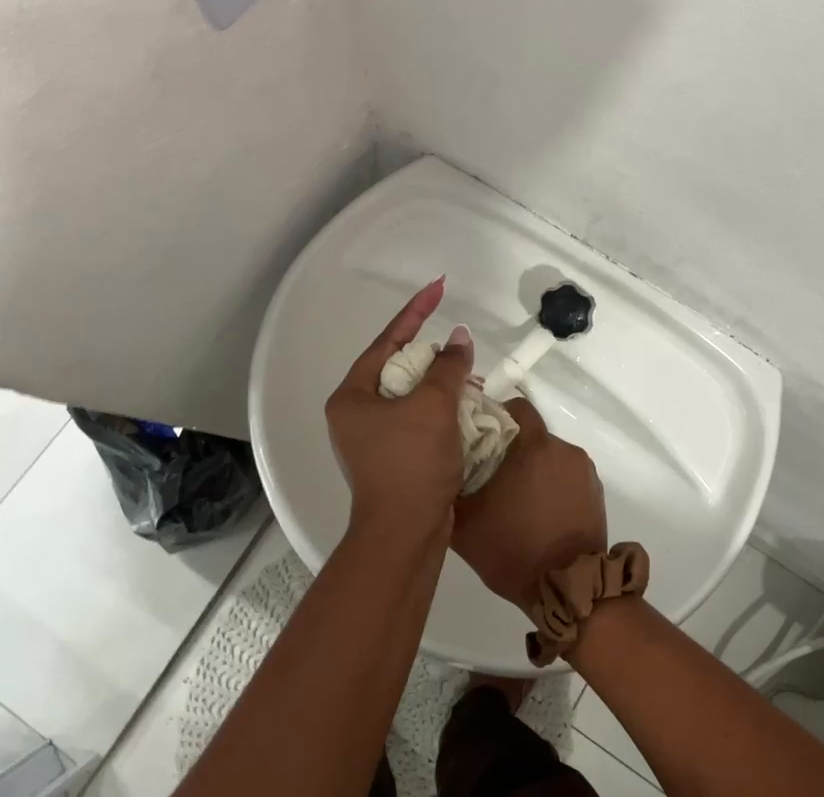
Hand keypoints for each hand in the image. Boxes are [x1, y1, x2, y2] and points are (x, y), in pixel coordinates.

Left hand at [325, 277, 472, 540]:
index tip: (438, 288)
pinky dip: (441, 413)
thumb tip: (459, 340)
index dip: (415, 312)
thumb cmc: (411, 463)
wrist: (405, 534)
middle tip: (462, 348)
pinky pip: (418, 422)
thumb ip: (448, 367)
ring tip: (471, 379)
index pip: (386, 341)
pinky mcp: (393, 461)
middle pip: (398, 370)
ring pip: (411, 398)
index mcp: (352, 396)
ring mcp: (372, 440)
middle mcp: (356, 414)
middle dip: (433, 358)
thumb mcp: (433, 407)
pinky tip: (466, 411)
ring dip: (441, 387)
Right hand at [452, 396, 606, 610]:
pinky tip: (539, 512)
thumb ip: (453, 485)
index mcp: (532, 446)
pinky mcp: (596, 491)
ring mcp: (583, 471)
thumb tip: (442, 465)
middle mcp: (562, 449)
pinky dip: (552, 484)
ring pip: (549, 456)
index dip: (495, 417)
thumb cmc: (512, 551)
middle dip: (511, 448)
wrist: (568, 589)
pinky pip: (566, 475)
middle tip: (491, 474)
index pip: (515, 407)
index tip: (478, 439)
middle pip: (531, 433)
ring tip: (516, 499)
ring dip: (533, 468)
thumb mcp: (465, 524)